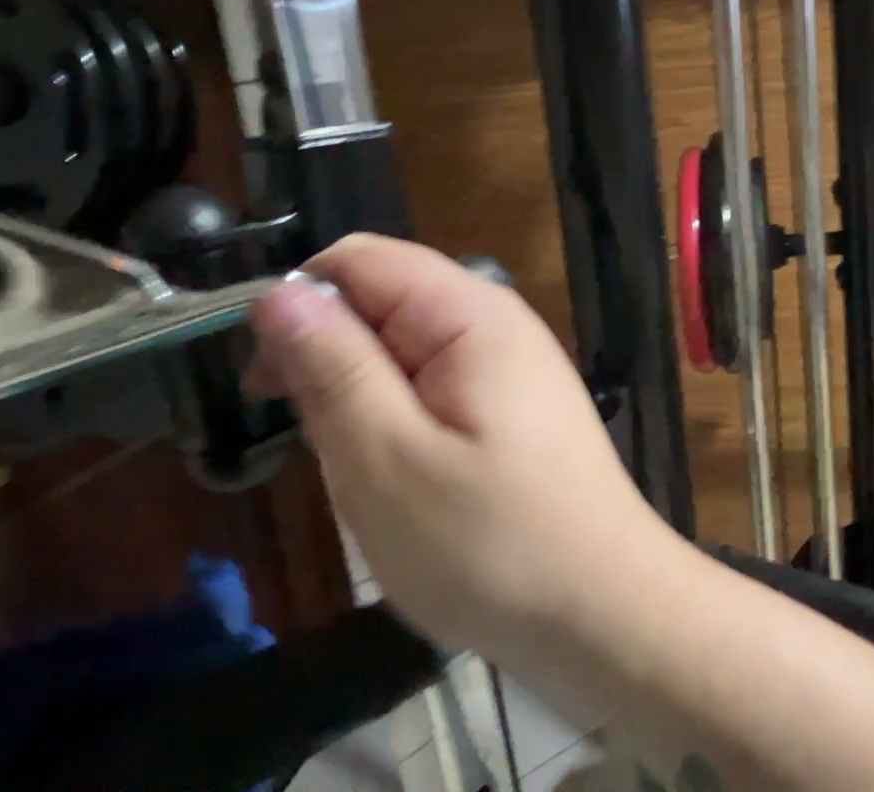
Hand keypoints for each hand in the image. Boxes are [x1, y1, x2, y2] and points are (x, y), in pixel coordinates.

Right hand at [247, 235, 683, 657]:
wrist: (604, 613)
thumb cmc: (491, 544)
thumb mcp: (386, 459)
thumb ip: (333, 368)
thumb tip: (280, 295)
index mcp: (470, 314)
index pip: (360, 260)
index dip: (300, 306)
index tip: (270, 386)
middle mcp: (498, 325)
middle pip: (384, 303)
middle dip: (334, 363)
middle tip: (326, 448)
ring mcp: (513, 370)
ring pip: (405, 356)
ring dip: (366, 406)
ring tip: (373, 479)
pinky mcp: (517, 413)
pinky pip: (437, 394)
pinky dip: (404, 429)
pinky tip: (410, 486)